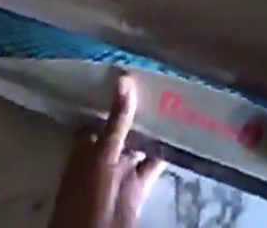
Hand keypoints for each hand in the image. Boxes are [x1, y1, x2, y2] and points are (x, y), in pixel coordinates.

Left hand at [48, 74, 167, 227]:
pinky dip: (164, 153)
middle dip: (140, 109)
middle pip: (123, 127)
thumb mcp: (103, 154)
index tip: (136, 72)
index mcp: (87, 145)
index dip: (117, 95)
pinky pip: (152, 165)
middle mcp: (104, 156)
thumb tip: (124, 78)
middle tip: (163, 80)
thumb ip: (116, 120)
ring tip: (176, 102)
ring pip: (139, 145)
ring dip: (154, 129)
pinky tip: (179, 135)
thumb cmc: (89, 194)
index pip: (102, 112)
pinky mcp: (138, 189)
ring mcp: (121, 172)